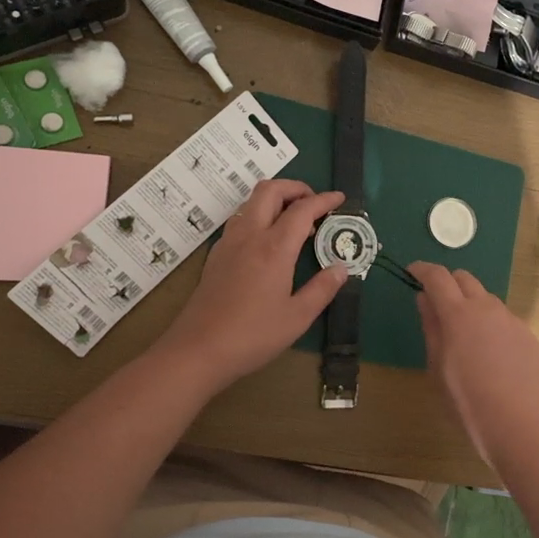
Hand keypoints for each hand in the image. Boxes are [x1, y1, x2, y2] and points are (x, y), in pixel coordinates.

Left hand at [150, 180, 348, 393]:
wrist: (197, 350)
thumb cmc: (252, 335)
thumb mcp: (297, 317)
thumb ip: (322, 289)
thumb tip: (341, 268)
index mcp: (274, 248)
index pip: (302, 209)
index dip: (323, 200)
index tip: (339, 199)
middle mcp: (249, 236)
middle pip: (270, 190)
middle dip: (295, 188)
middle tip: (314, 203)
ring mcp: (228, 244)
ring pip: (250, 203)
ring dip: (274, 200)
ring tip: (293, 221)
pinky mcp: (215, 256)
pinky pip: (239, 221)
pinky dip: (258, 217)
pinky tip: (267, 242)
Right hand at [410, 262, 538, 469]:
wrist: (523, 428)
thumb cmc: (469, 404)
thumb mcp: (438, 370)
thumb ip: (431, 329)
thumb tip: (425, 299)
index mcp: (459, 314)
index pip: (437, 277)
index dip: (422, 270)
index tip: (412, 272)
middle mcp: (487, 308)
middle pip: (464, 278)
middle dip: (447, 283)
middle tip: (435, 303)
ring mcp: (511, 320)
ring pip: (486, 298)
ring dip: (470, 303)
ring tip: (463, 334)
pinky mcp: (528, 335)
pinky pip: (503, 318)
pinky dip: (489, 323)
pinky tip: (489, 354)